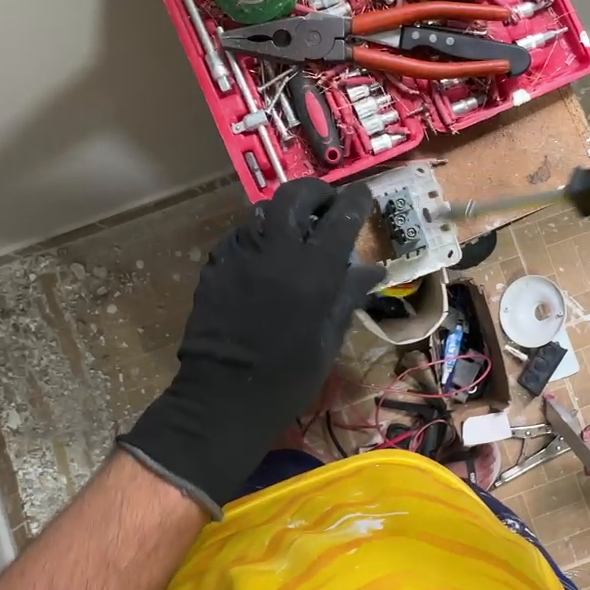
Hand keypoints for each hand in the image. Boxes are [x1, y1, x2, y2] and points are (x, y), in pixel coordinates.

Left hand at [118, 178, 384, 514]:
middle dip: (315, 192)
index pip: (342, 217)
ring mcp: (241, 254)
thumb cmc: (288, 376)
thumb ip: (349, 295)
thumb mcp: (329, 338)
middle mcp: (277, 251)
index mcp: (314, 271)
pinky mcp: (216, 265)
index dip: (356, 200)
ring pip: (263, 212)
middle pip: (295, 196)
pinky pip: (240, 236)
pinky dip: (258, 236)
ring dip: (284, 213)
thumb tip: (374, 268)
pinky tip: (264, 257)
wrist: (224, 396)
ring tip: (295, 231)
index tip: (364, 195)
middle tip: (326, 204)